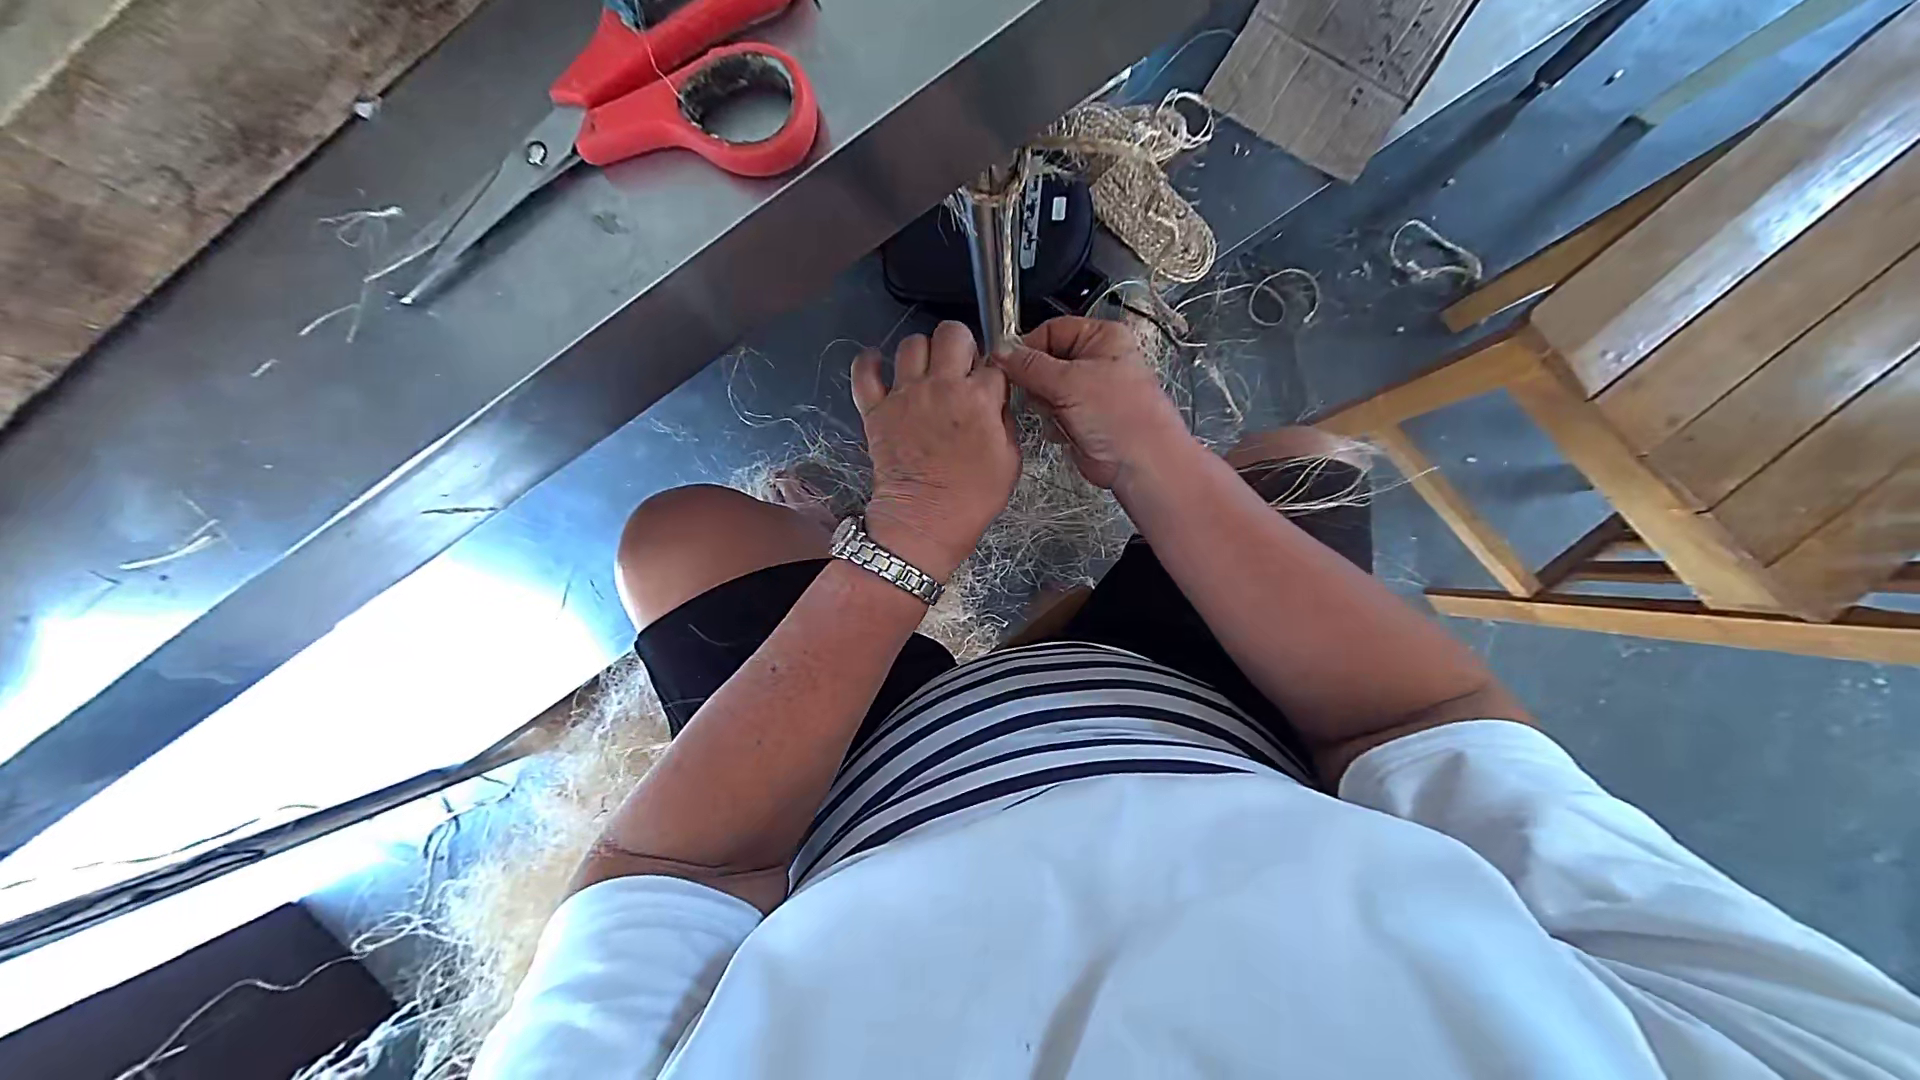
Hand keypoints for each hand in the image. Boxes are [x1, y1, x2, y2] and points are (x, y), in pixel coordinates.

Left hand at [852, 321, 1019, 580]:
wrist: (924, 521)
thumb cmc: (972, 498)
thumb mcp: (1010, 460)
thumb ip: (1004, 420)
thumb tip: (994, 400)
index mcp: (979, 399)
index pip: (992, 363)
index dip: (992, 373)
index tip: (989, 386)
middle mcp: (942, 386)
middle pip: (952, 334)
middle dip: (960, 345)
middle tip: (960, 367)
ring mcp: (905, 395)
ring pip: (912, 344)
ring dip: (922, 353)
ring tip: (925, 372)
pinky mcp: (876, 409)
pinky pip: (864, 371)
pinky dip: (869, 363)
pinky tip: (879, 364)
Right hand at [994, 316, 1195, 489]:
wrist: (1138, 462)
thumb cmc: (1121, 416)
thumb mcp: (1068, 381)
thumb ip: (1030, 366)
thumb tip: (1003, 353)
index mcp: (1101, 338)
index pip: (1051, 330)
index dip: (1028, 347)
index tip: (1010, 364)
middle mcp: (1096, 361)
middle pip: (1045, 361)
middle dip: (1039, 382)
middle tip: (1045, 394)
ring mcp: (1089, 391)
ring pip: (1045, 390)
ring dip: (1047, 406)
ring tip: (1063, 415)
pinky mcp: (1082, 418)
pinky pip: (1052, 414)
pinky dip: (1054, 423)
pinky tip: (1067, 430)